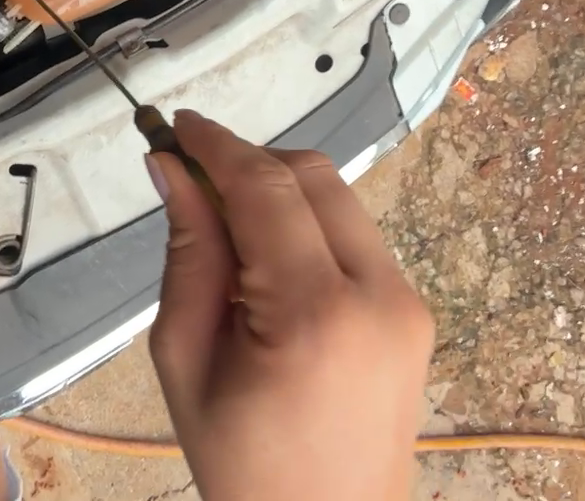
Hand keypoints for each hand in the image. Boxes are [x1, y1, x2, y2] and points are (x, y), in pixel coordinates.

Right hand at [146, 112, 433, 500]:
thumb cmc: (240, 461)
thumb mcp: (186, 355)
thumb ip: (187, 249)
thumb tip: (169, 167)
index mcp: (314, 313)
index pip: (264, 188)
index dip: (216, 145)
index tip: (176, 124)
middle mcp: (379, 295)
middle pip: (310, 175)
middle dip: (247, 160)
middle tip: (194, 180)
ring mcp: (408, 302)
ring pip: (336, 196)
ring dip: (277, 188)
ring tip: (228, 227)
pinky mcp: (414, 310)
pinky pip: (352, 231)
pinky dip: (304, 220)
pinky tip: (269, 259)